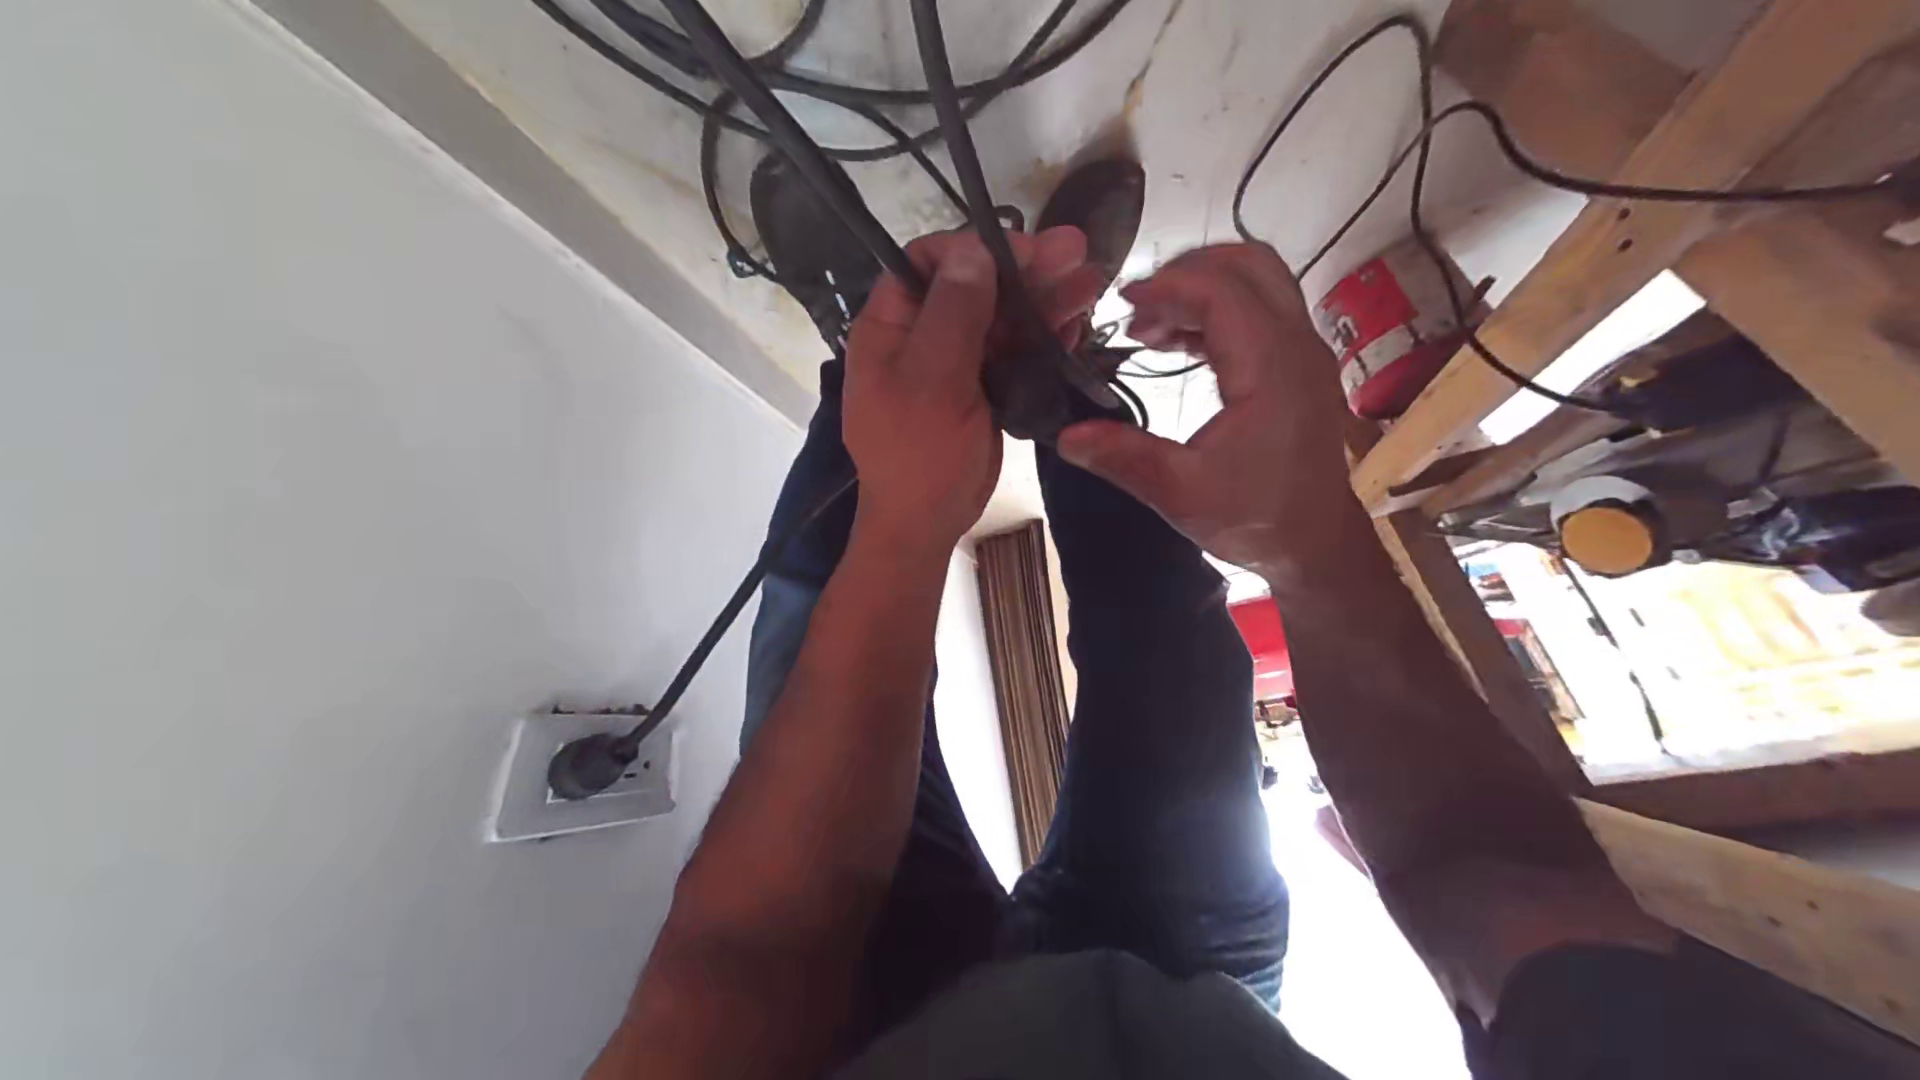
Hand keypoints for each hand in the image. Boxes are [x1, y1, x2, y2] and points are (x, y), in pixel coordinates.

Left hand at [844, 227, 1105, 552]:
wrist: (926, 522)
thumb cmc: (919, 455)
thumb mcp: (931, 381)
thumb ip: (953, 313)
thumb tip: (972, 249)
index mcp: (891, 326)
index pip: (928, 262)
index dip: (976, 249)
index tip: (1025, 251)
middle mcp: (921, 335)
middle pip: (975, 287)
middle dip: (1025, 270)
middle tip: (1079, 252)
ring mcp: (954, 362)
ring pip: (1000, 319)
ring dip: (1043, 301)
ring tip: (1092, 283)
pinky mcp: (982, 387)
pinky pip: (1013, 352)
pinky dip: (1042, 338)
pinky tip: (1075, 325)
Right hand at [1055, 243, 1361, 582]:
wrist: (1314, 541)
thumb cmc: (1255, 518)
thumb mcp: (1181, 493)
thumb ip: (1125, 458)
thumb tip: (1066, 436)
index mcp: (1272, 369)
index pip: (1221, 292)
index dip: (1167, 287)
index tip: (1121, 305)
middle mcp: (1297, 346)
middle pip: (1249, 265)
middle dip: (1186, 273)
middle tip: (1137, 308)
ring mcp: (1303, 352)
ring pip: (1258, 282)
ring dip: (1200, 291)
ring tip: (1148, 328)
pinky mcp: (1297, 366)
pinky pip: (1258, 312)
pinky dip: (1215, 313)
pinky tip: (1175, 343)